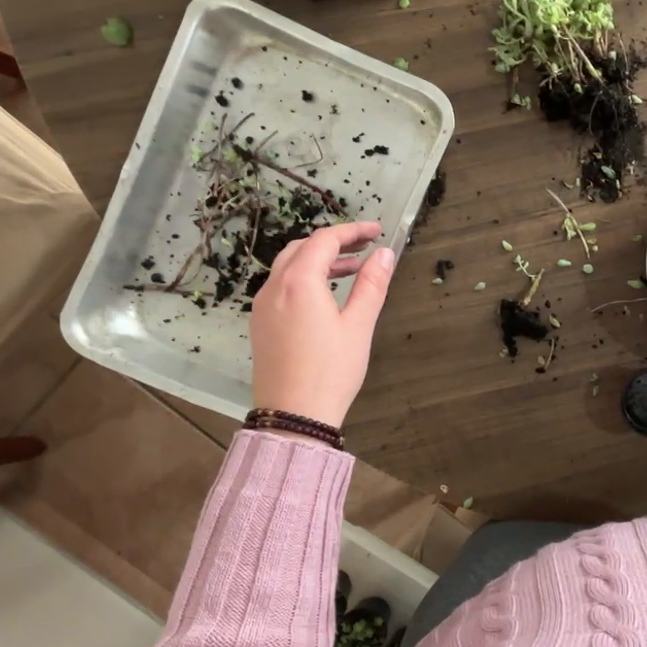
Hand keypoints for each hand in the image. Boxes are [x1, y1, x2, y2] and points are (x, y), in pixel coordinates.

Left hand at [249, 222, 394, 427]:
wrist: (294, 415)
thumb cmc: (332, 370)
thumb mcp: (359, 326)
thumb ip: (372, 285)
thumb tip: (384, 254)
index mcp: (299, 283)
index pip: (325, 240)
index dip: (353, 231)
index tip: (378, 232)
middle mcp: (274, 287)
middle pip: (303, 248)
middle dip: (335, 242)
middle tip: (366, 245)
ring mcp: (263, 306)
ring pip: (289, 266)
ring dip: (320, 260)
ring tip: (353, 268)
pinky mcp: (262, 323)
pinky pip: (282, 286)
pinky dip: (306, 278)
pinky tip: (327, 293)